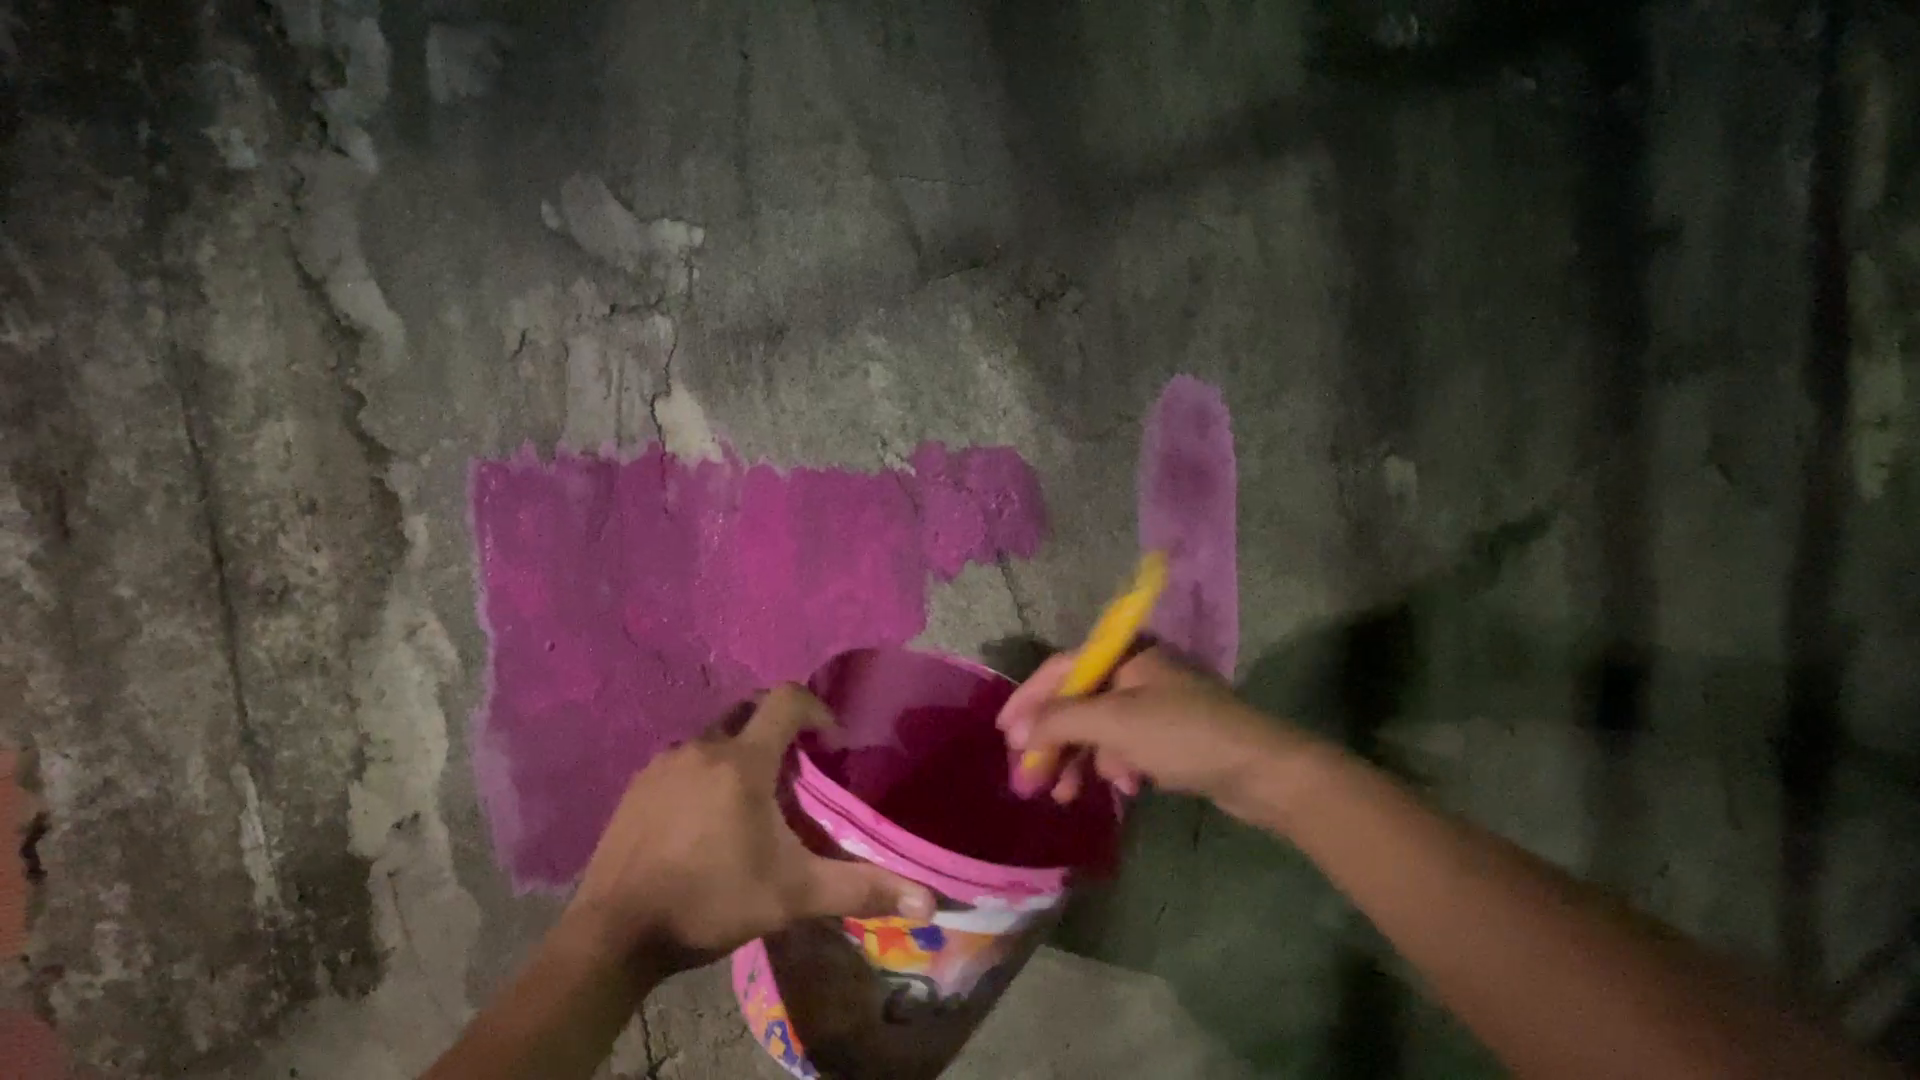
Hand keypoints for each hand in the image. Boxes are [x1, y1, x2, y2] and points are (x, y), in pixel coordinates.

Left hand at [566, 685, 934, 974]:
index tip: (831, 741)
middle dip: (778, 729)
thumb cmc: (712, 901)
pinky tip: (705, 820)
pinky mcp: (636, 787)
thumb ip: (860, 889)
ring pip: (714, 739)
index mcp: (743, 761)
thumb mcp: (793, 896)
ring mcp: (662, 764)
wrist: (614, 933)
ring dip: (741, 755)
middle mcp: (701, 748)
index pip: (786, 699)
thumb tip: (928, 899)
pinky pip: (683, 762)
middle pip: (749, 712)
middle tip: (797, 771)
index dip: (816, 709)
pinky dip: (705, 774)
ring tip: (753, 801)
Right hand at [996, 647, 1319, 823]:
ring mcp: (1156, 706)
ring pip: (1100, 731)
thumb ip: (1062, 720)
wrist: (1263, 771)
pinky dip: (1117, 767)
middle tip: (1029, 778)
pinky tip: (1123, 788)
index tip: (1004, 735)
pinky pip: (1127, 748)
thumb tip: (1020, 730)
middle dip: (1053, 741)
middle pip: (1078, 703)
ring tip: (1065, 797)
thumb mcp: (1116, 723)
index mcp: (1126, 656)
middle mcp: (1138, 674)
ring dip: (1081, 762)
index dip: (1028, 700)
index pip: (1062, 669)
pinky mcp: (1172, 738)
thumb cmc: (1184, 735)